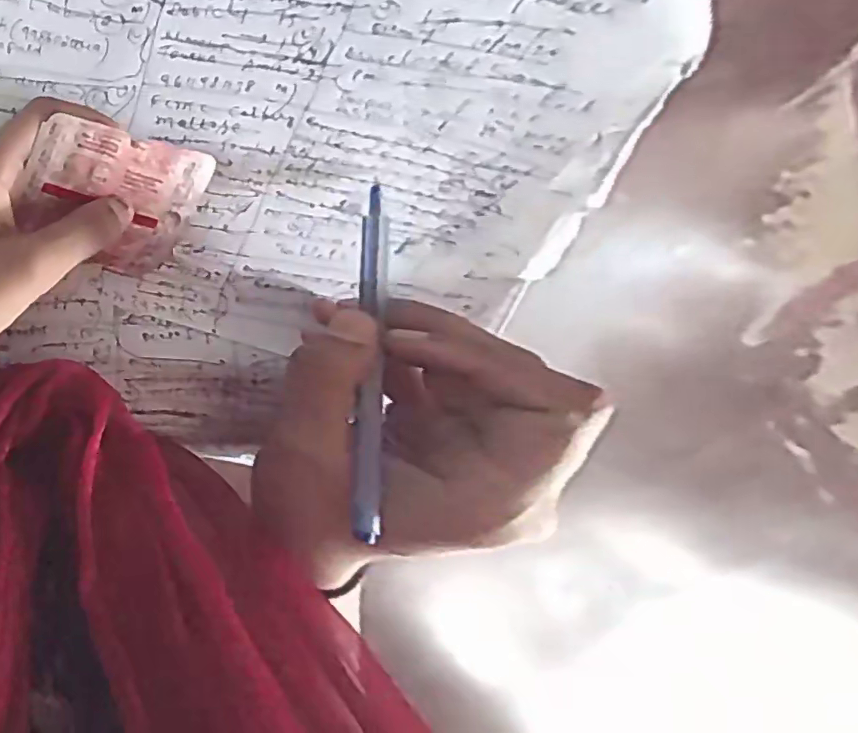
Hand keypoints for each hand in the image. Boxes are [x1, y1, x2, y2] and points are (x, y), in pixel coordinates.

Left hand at [0, 98, 131, 376]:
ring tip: (122, 209)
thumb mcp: (29, 268)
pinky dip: (58, 216)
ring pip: (36, 180)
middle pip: (42, 147)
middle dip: (90, 161)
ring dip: (77, 191)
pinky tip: (90, 237)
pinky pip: (26, 208)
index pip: (41, 117)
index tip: (124, 148)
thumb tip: (125, 205)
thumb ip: (81, 233)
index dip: (86, 122)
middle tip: (133, 184)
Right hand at [251, 298, 612, 588]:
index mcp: (496, 497)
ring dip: (419, 333)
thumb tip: (355, 316)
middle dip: (442, 335)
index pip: (555, 413)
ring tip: (348, 321)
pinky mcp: (454, 432)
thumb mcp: (304, 446)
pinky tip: (353, 346)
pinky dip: (402, 348)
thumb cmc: (308, 512)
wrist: (302, 540)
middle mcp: (511, 474)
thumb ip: (327, 377)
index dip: (488, 362)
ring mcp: (484, 451)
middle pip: (520, 378)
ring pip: (484, 366)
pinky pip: (450, 373)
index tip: (403, 343)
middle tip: (365, 317)